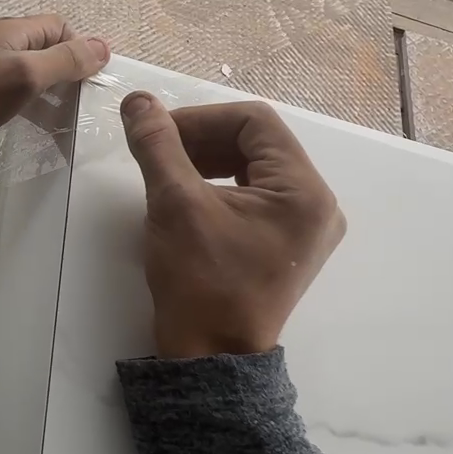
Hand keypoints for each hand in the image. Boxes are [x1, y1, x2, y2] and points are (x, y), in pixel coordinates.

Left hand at [0, 15, 108, 139]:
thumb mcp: (28, 75)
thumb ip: (65, 60)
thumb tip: (102, 46)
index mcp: (10, 29)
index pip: (58, 26)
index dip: (77, 48)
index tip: (83, 78)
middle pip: (41, 43)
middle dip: (61, 67)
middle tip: (69, 97)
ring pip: (23, 62)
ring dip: (41, 82)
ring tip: (50, 109)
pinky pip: (4, 78)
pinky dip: (20, 91)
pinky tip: (20, 110)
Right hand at [120, 93, 345, 358]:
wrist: (210, 353)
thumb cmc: (200, 278)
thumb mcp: (174, 203)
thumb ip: (157, 145)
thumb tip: (138, 100)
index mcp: (303, 191)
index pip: (254, 122)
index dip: (201, 118)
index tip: (158, 133)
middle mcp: (314, 204)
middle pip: (255, 141)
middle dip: (201, 137)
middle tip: (156, 149)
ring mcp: (300, 226)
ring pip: (251, 164)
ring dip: (204, 157)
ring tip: (165, 170)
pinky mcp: (280, 241)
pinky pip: (250, 191)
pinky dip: (214, 181)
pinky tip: (185, 194)